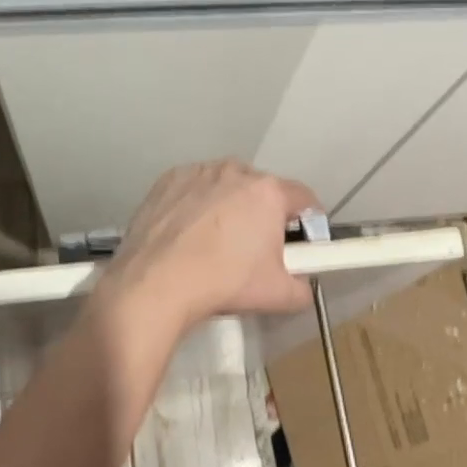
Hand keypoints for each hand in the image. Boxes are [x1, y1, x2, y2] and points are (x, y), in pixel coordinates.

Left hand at [96, 161, 321, 333]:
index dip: (309, 219)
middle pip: (261, 190)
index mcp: (269, 192)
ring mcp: (198, 173)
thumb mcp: (279, 295)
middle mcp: (235, 171)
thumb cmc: (224, 283)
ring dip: (228, 206)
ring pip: (225, 186)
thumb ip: (302, 287)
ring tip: (217, 242)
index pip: (303, 198)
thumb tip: (301, 286)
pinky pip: (193, 190)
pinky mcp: (167, 182)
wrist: (157, 285)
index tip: (304, 238)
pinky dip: (196, 206)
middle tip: (255, 248)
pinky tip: (188, 234)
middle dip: (264, 214)